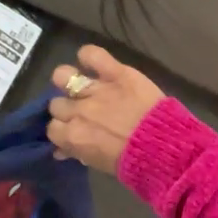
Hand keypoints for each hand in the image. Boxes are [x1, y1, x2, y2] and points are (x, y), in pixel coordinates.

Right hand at [47, 45, 165, 175]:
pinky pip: (92, 54)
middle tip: (83, 113)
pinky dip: (88, 56)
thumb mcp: (100, 163)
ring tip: (80, 86)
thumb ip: (78, 152)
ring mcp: (96, 89)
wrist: (165, 147)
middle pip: (57, 104)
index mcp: (74, 136)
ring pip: (63, 76)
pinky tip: (91, 62)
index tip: (72, 132)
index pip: (52, 128)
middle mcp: (78, 111)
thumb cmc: (134, 163)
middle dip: (66, 109)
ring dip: (68, 81)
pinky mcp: (116, 73)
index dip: (62, 130)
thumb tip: (60, 151)